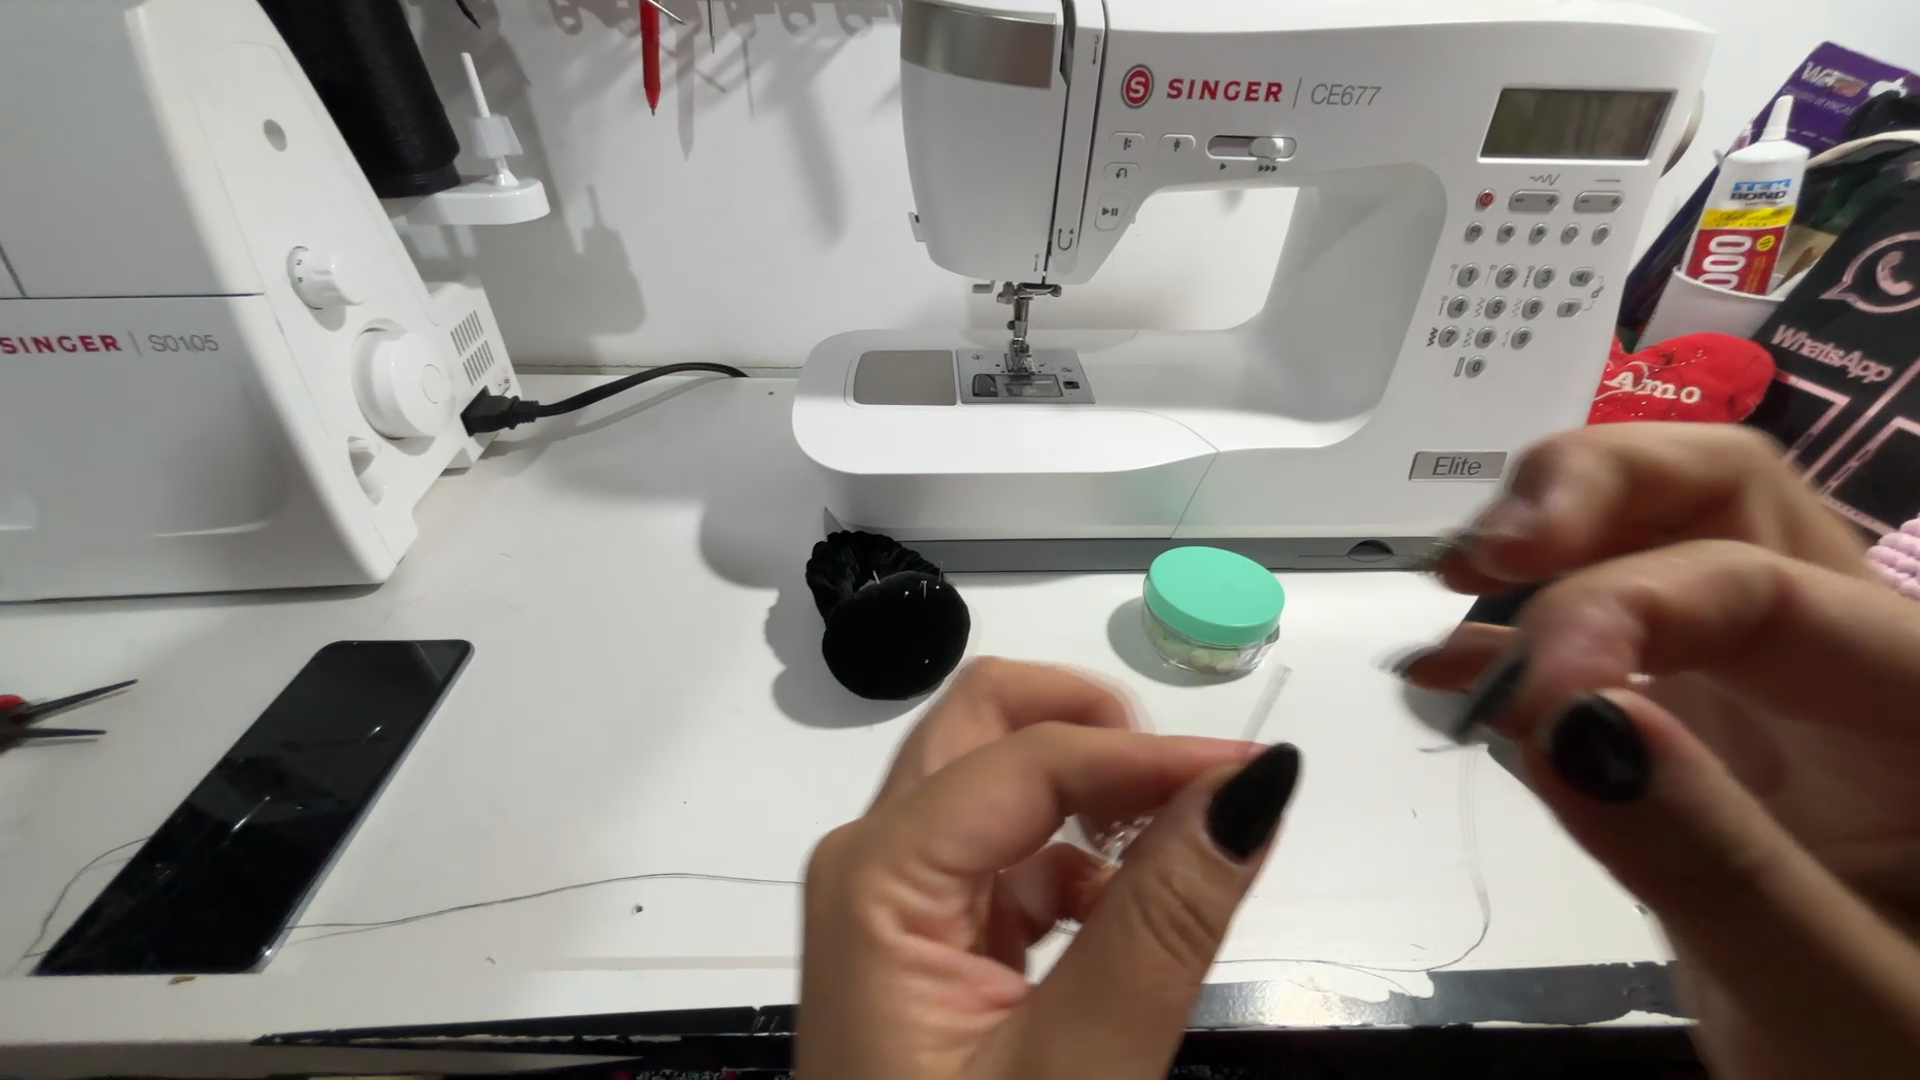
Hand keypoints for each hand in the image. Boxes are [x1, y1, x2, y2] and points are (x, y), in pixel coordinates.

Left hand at [797, 659, 1300, 1079]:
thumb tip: (1250, 789)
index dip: (1146, 752)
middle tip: (1188, 782)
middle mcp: (875, 851)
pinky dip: (1078, 843)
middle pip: (986, 718)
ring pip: (996, 766)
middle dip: (1093, 725)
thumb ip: (1162, 924)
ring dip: (1089, 779)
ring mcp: (898, 880)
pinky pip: (1009, 838)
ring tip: (1174, 839)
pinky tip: (1124, 901)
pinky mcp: (932, 916)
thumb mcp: (1074, 1071)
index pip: (1025, 760)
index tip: (1258, 769)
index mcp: (878, 874)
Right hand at [1407, 425, 1919, 1076]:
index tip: (1525, 706)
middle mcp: (1847, 666)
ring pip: (1648, 536)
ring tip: (1451, 579)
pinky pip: (1591, 636)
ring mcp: (1754, 687)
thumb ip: (1719, 864)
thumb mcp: (1857, 1006)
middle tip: (1489, 549)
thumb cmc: (1918, 1077)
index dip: (1614, 611)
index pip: (1756, 584)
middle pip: (1723, 492)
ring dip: (1539, 540)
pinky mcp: (1679, 721)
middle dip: (1587, 489)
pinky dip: (1506, 634)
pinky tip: (1443, 669)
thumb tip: (1569, 723)